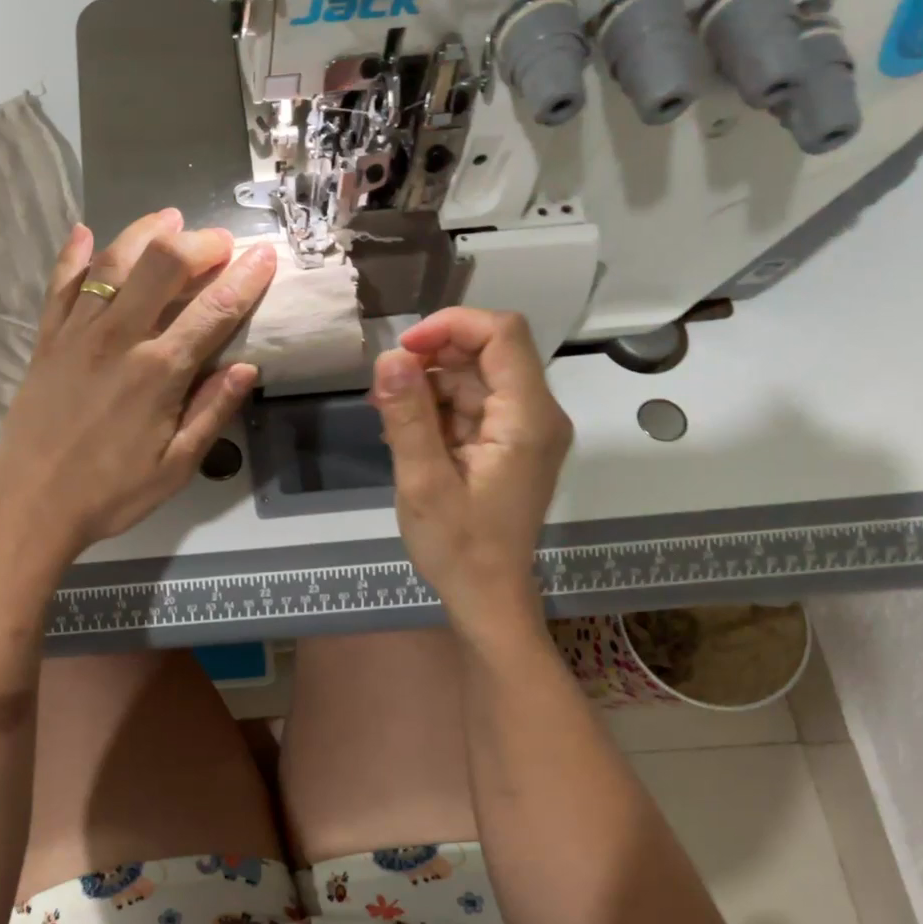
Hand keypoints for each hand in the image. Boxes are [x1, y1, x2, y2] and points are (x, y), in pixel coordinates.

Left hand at [0, 209, 277, 567]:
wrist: (30, 506)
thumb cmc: (109, 495)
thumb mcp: (175, 470)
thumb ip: (211, 414)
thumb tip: (246, 368)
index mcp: (159, 372)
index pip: (213, 309)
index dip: (245, 278)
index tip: (265, 256)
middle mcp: (118, 339)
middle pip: (163, 264)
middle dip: (198, 243)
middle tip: (219, 243)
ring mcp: (76, 334)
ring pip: (112, 262)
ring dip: (145, 232)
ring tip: (170, 218)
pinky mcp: (45, 341)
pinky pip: (61, 284)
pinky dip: (74, 255)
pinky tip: (86, 233)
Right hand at [369, 309, 572, 633]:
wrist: (487, 597)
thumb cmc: (458, 547)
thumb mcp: (423, 482)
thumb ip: (408, 417)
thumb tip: (389, 358)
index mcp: (527, 419)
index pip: (502, 335)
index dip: (451, 326)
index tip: (402, 349)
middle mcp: (537, 415)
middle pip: (490, 353)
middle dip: (434, 358)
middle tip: (385, 387)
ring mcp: (526, 431)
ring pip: (478, 379)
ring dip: (431, 386)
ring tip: (387, 415)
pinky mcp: (511, 447)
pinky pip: (475, 408)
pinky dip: (440, 411)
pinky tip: (405, 432)